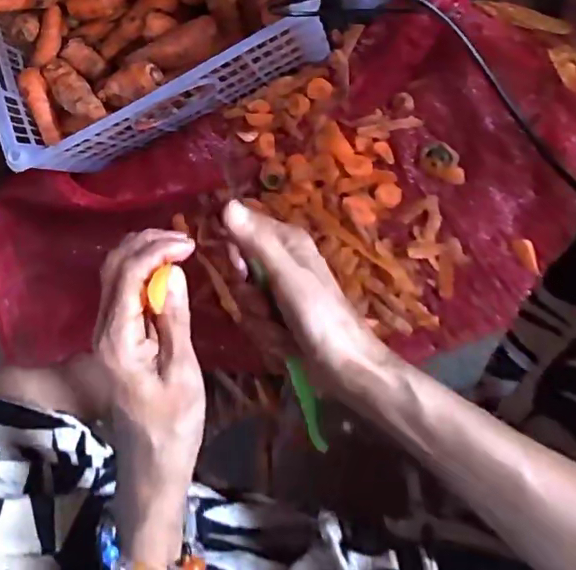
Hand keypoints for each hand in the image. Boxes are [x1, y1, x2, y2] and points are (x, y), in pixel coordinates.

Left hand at [94, 229, 203, 565]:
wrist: (150, 466)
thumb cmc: (172, 428)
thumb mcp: (183, 375)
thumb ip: (174, 320)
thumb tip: (173, 271)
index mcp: (117, 336)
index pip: (128, 274)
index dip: (156, 250)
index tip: (188, 243)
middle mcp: (103, 326)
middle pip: (114, 266)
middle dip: (146, 242)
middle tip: (183, 238)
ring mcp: (105, 329)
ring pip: (114, 273)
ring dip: (141, 251)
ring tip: (176, 245)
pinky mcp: (114, 334)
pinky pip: (121, 288)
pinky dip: (140, 268)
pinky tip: (163, 267)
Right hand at [221, 199, 400, 392]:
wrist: (349, 371)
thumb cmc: (321, 317)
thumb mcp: (286, 276)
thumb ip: (256, 242)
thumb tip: (227, 204)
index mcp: (287, 240)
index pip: (240, 228)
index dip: (234, 250)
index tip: (241, 270)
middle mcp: (283, 259)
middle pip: (239, 265)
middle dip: (247, 292)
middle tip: (264, 305)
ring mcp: (281, 290)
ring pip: (244, 295)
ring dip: (257, 318)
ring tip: (280, 330)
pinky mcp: (281, 317)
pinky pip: (255, 318)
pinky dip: (266, 334)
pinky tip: (284, 343)